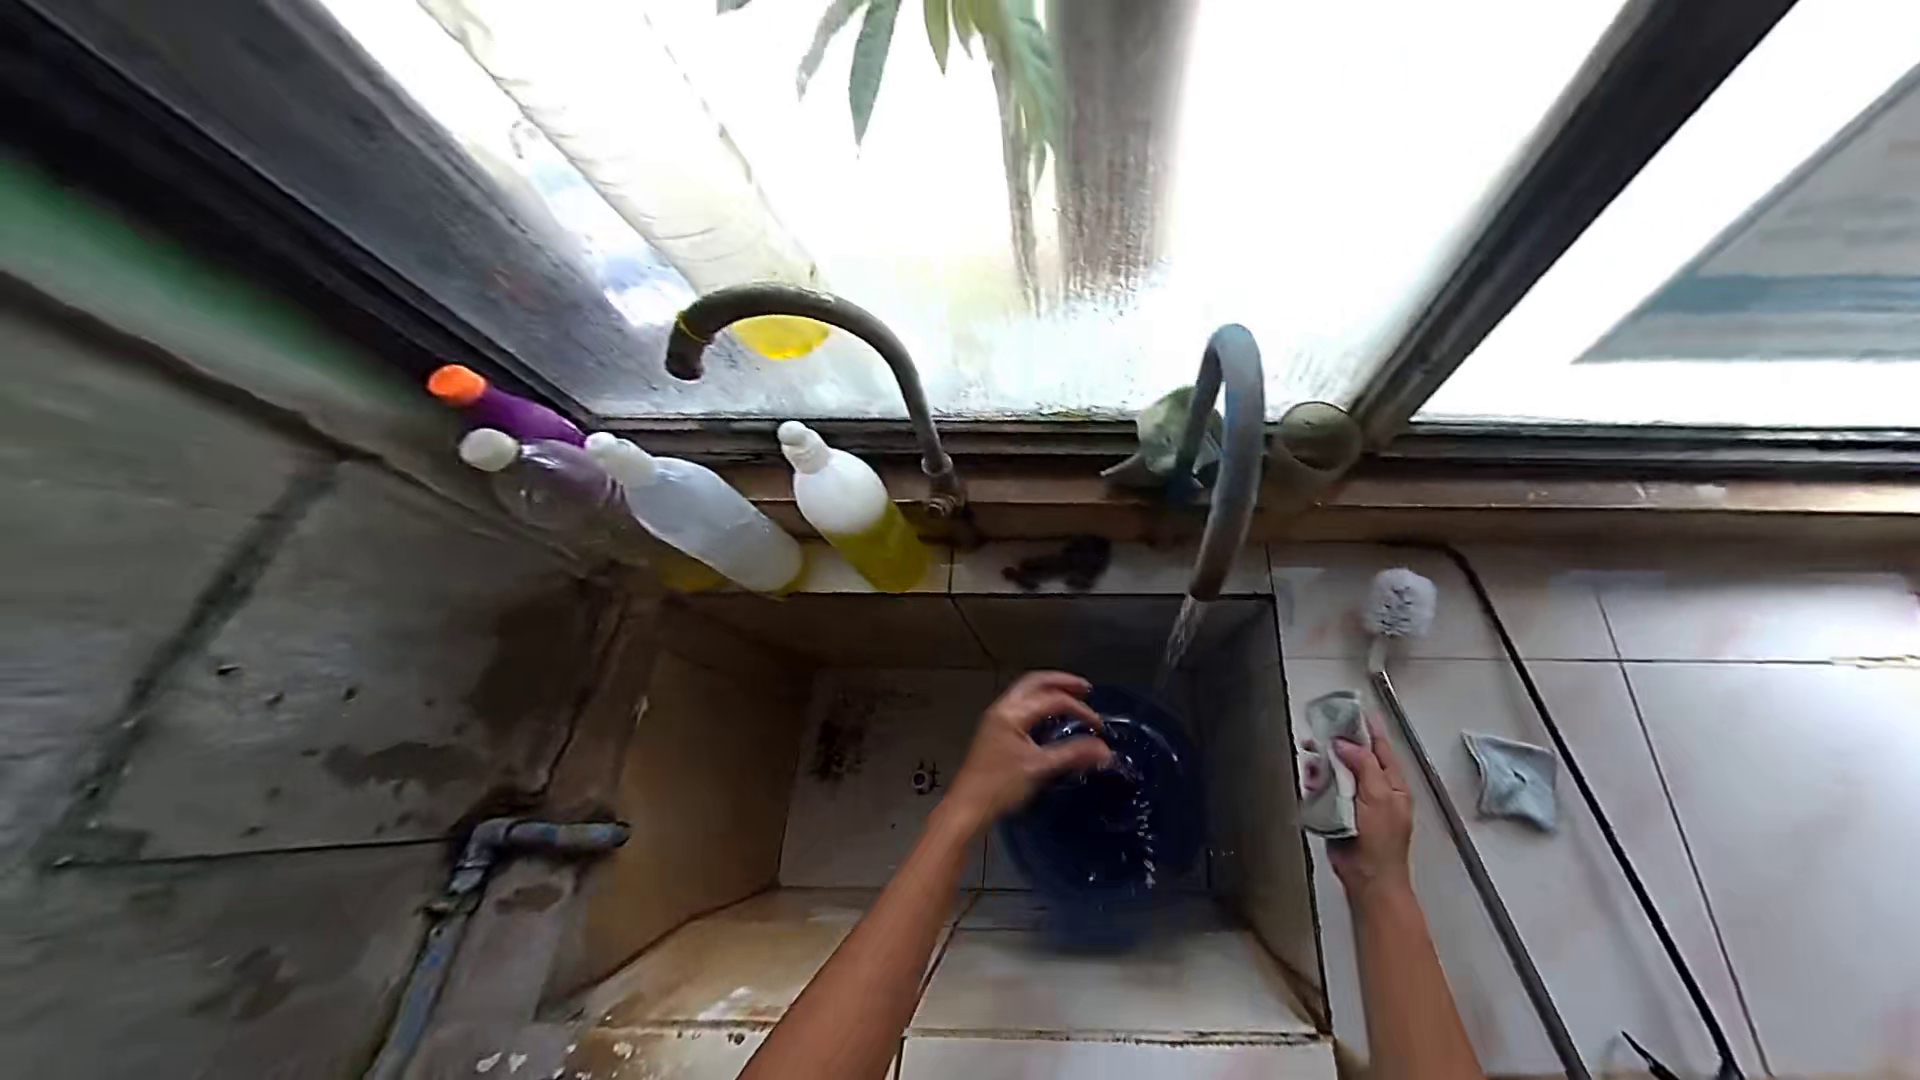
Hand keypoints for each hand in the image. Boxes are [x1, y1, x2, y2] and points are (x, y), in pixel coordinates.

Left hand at [942, 671, 1114, 831]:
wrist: (967, 806)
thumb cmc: (1001, 786)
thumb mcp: (1039, 768)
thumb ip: (1073, 754)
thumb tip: (1105, 750)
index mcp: (1011, 713)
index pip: (1052, 699)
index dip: (1079, 709)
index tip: (1099, 727)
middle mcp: (1002, 707)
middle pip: (1035, 682)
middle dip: (1062, 682)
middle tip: (1086, 688)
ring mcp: (996, 717)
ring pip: (1026, 691)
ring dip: (1049, 689)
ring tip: (1072, 696)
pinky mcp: (994, 728)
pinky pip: (1020, 703)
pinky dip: (1039, 701)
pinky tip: (1051, 714)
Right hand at [1314, 716, 1414, 901]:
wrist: (1367, 877)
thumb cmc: (1382, 844)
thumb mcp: (1380, 798)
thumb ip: (1364, 766)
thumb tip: (1347, 744)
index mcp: (1393, 784)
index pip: (1380, 747)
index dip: (1368, 728)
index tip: (1354, 710)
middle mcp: (1375, 788)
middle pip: (1353, 756)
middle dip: (1336, 745)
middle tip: (1319, 735)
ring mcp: (1355, 799)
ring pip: (1335, 770)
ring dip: (1323, 765)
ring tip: (1312, 763)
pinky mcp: (1337, 809)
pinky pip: (1323, 788)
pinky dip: (1315, 782)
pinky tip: (1310, 782)